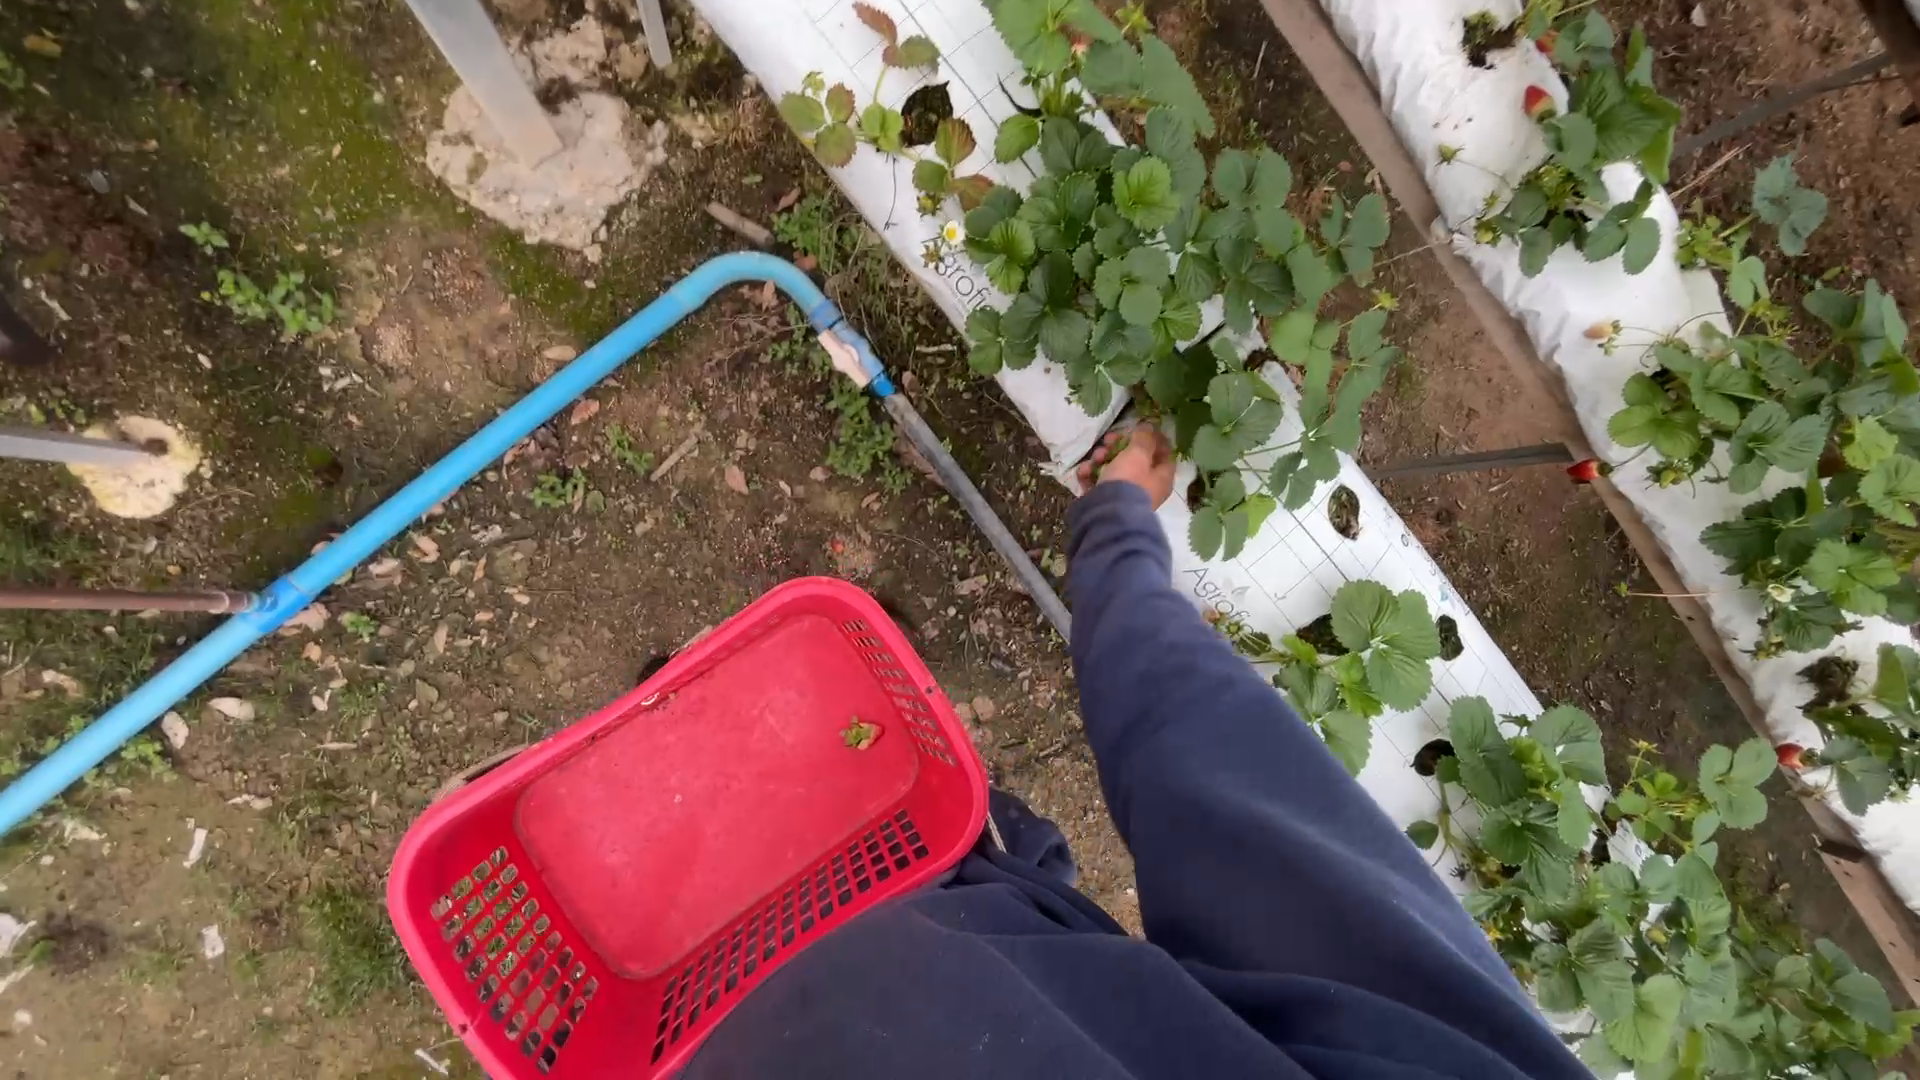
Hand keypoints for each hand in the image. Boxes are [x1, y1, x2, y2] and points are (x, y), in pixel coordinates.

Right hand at [1077, 427, 1175, 508]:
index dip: (1152, 438)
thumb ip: (1144, 438)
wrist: (1106, 516)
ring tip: (1094, 459)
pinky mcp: (1105, 501)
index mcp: (1161, 477)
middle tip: (1108, 440)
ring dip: (1101, 459)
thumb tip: (1149, 427)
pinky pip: (1098, 483)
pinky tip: (1083, 472)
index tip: (1138, 427)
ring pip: (1113, 469)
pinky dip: (1090, 476)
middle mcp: (1145, 487)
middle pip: (1134, 459)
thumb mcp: (1138, 454)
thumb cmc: (1128, 481)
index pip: (1164, 452)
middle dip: (1118, 446)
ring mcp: (1124, 495)